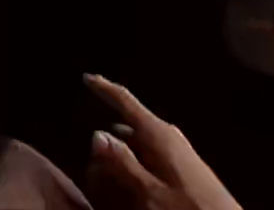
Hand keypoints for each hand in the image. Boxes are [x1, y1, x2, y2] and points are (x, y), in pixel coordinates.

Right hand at [85, 74, 242, 209]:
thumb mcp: (151, 196)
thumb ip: (124, 164)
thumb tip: (96, 133)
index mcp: (159, 135)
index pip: (126, 101)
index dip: (105, 88)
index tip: (87, 77)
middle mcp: (169, 136)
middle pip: (131, 126)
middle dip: (111, 137)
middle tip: (91, 155)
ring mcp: (180, 153)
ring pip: (142, 145)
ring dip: (124, 154)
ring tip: (107, 174)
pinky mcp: (187, 171)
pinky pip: (153, 158)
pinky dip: (138, 165)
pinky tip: (132, 185)